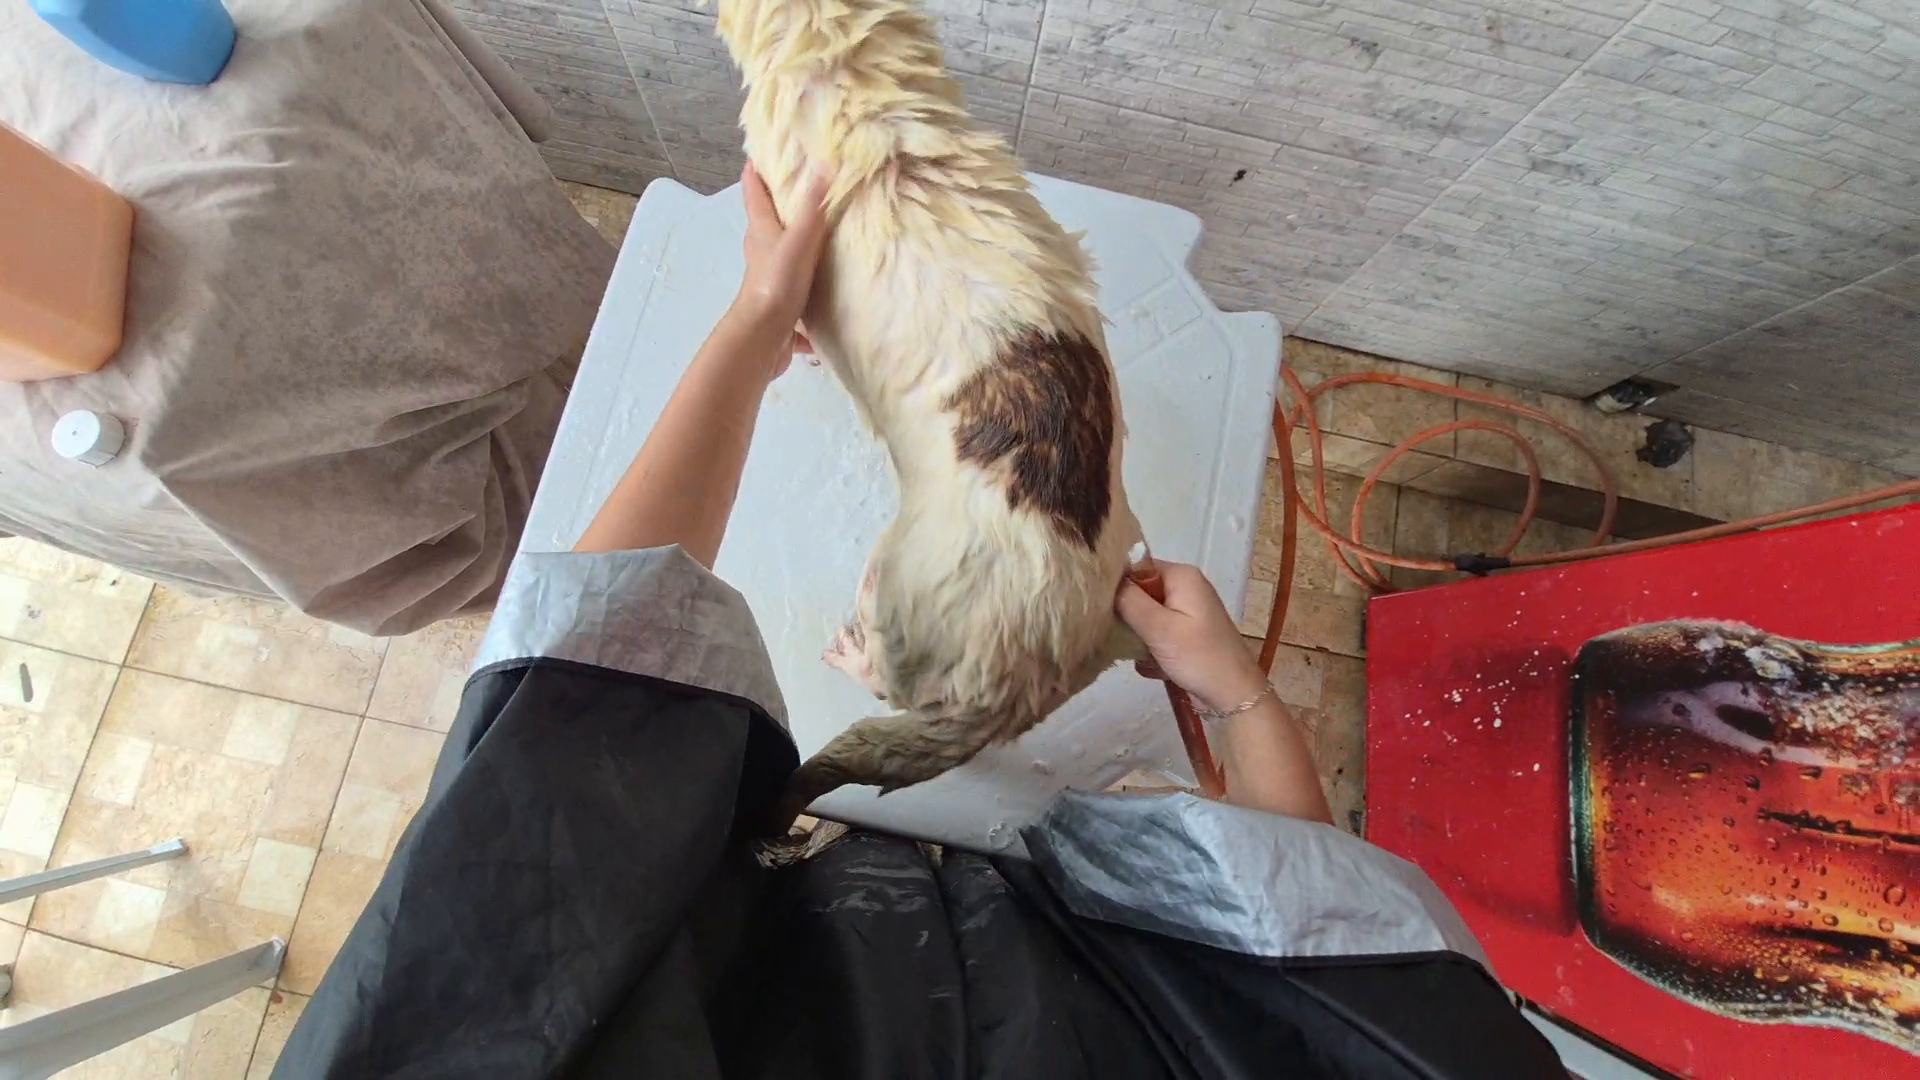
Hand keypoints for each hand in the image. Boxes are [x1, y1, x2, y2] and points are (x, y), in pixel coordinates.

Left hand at [733, 160, 829, 374]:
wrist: (764, 338)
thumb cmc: (777, 284)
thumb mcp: (797, 241)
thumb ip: (811, 208)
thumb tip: (822, 163)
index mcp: (761, 232)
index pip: (754, 192)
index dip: (756, 170)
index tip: (764, 151)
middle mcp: (762, 254)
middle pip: (768, 226)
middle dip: (782, 210)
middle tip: (805, 195)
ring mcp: (771, 283)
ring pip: (784, 263)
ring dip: (798, 255)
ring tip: (825, 245)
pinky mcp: (780, 311)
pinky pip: (798, 302)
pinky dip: (810, 302)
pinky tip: (830, 307)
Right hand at [1115, 561, 1266, 713]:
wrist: (1235, 696)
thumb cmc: (1199, 657)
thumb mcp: (1159, 628)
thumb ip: (1129, 601)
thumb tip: (1104, 582)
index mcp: (1181, 576)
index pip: (1136, 566)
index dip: (1116, 584)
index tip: (1099, 605)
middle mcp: (1185, 588)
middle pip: (1140, 591)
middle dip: (1126, 613)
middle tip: (1115, 633)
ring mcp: (1187, 611)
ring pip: (1145, 614)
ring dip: (1137, 635)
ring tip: (1136, 653)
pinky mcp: (1186, 633)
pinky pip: (1157, 632)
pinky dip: (1151, 647)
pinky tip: (1151, 666)